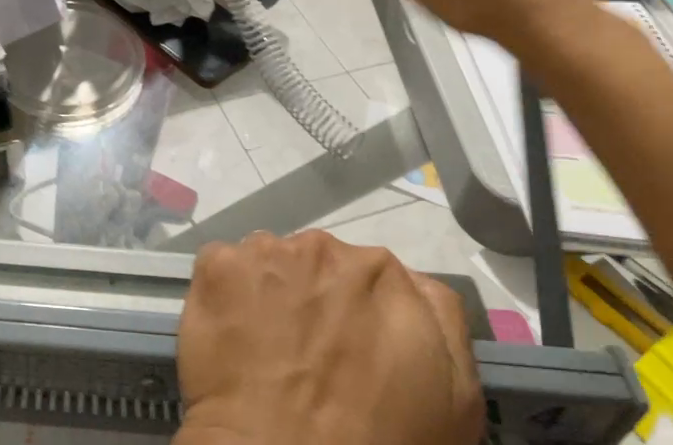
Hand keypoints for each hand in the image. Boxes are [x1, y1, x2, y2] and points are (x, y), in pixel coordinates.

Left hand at [175, 230, 483, 444]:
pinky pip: (223, 268)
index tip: (353, 351)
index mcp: (384, 271)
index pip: (374, 277)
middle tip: (309, 355)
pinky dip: (226, 295)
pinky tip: (232, 337)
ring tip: (266, 348)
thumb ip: (439, 320)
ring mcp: (266, 253)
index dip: (362, 316)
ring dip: (270, 292)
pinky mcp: (218, 267)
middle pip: (320, 265)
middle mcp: (325, 247)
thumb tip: (413, 283)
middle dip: (315, 299)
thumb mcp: (455, 397)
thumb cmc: (378, 442)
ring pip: (271, 263)